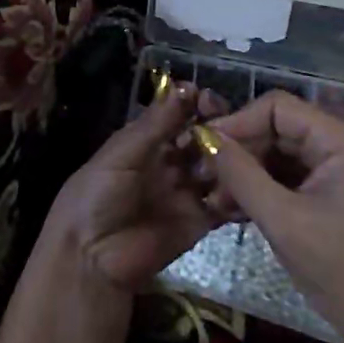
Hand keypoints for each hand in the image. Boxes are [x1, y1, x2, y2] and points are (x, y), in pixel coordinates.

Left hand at [47, 86, 229, 292]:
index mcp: (142, 144)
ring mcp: (184, 192)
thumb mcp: (120, 155)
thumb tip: (185, 86)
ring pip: (217, 169)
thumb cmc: (96, 196)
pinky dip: (238, 195)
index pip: (175, 118)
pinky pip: (225, 204)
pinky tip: (252, 185)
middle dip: (218, 133)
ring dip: (230, 162)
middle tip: (238, 130)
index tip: (212, 100)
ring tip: (243, 158)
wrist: (91, 256)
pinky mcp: (199, 221)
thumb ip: (155, 125)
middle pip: (200, 142)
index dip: (194, 107)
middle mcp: (166, 164)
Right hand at [198, 91, 343, 342]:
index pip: (280, 109)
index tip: (203, 149)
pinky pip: (304, 181)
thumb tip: (205, 138)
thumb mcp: (282, 220)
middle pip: (284, 131)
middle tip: (205, 180)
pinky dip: (272, 191)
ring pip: (290, 158)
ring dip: (251, 174)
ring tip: (217, 201)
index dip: (236, 122)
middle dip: (242, 152)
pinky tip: (241, 211)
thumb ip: (239, 173)